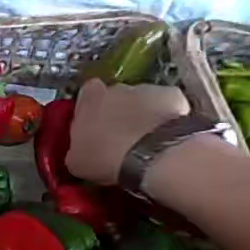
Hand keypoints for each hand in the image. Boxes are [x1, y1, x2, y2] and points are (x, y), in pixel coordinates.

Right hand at [64, 79, 191, 185]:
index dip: (90, 110)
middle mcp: (117, 87)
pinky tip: (166, 139)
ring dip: (143, 116)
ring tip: (146, 143)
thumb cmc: (106, 157)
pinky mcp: (174, 96)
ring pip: (143, 101)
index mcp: (89, 98)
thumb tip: (78, 149)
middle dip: (118, 112)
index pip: (86, 94)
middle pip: (116, 96)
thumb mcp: (76, 161)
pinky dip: (167, 119)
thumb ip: (75, 146)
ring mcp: (148, 89)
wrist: (152, 156)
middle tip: (120, 139)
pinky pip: (167, 106)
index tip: (94, 126)